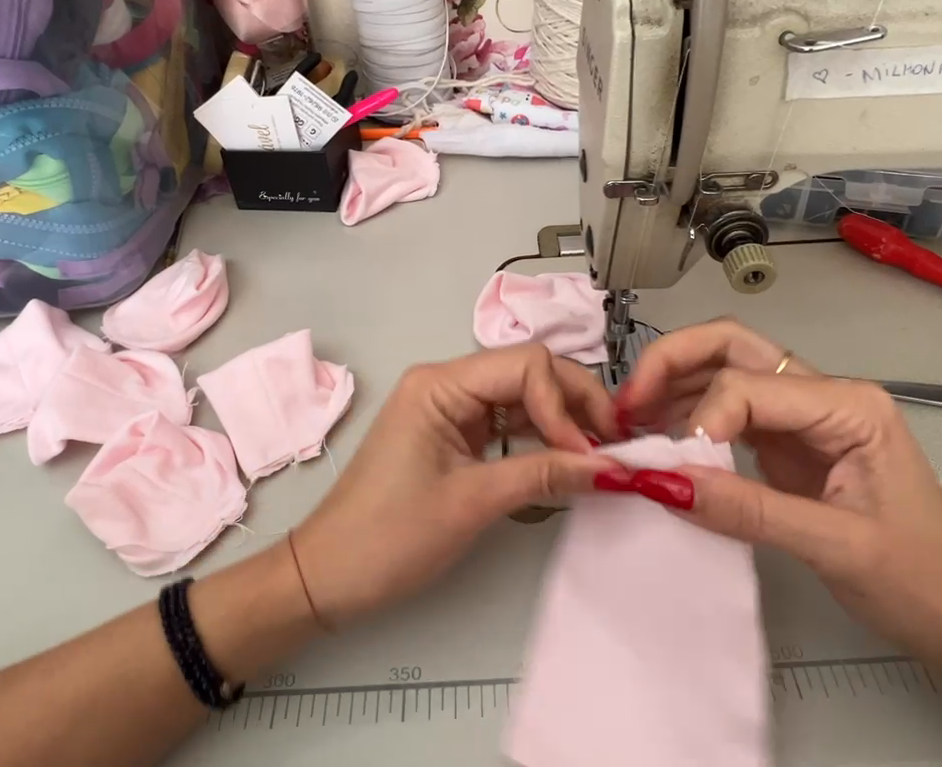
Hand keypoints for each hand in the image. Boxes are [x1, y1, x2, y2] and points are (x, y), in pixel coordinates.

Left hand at [291, 345, 618, 627]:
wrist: (329, 577)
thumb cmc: (389, 537)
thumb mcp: (473, 503)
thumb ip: (544, 474)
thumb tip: (609, 466)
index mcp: (440, 383)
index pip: (525, 365)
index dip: (566, 402)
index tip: (590, 452)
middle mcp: (446, 383)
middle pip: (528, 373)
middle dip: (574, 404)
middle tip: (613, 446)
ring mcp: (449, 409)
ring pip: (522, 397)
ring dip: (563, 422)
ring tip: (599, 455)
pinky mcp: (453, 435)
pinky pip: (507, 423)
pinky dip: (540, 439)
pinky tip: (567, 459)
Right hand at [622, 320, 941, 663]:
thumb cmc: (921, 580)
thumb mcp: (834, 546)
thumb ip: (747, 510)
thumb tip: (661, 484)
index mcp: (849, 404)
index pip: (748, 385)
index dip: (698, 419)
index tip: (669, 468)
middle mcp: (825, 394)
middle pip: (732, 346)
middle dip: (671, 362)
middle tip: (625, 401)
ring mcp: (805, 416)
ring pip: (726, 370)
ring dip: (674, 385)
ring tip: (631, 420)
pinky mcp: (790, 442)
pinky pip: (730, 411)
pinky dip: (689, 416)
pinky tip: (661, 438)